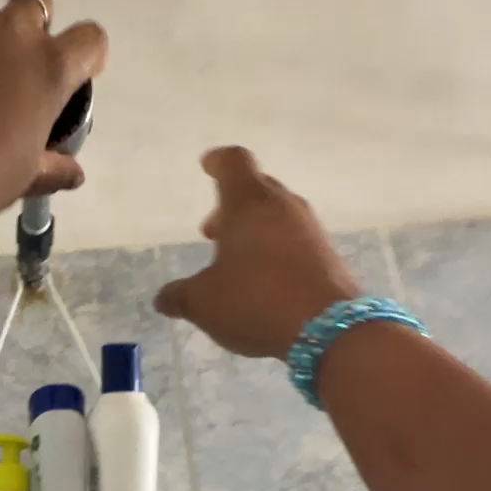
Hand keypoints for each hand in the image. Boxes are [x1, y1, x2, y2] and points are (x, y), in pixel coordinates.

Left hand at [0, 0, 107, 233]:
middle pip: (37, 8)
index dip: (87, 59)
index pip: (89, 40)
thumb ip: (53, 166)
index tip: (75, 81)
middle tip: (19, 83)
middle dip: (36, 35)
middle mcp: (11, 35)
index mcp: (47, 68)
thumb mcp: (24, 178)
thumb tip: (72, 172)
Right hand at [154, 147, 363, 357]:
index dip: (217, 161)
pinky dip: (272, 249)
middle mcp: (282, 207)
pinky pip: (292, 240)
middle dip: (230, 206)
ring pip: (275, 216)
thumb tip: (164, 298)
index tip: (207, 164)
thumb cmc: (254, 301)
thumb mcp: (203, 303)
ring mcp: (309, 230)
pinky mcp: (325, 255)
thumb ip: (180, 296)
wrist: (326, 329)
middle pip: (256, 189)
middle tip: (211, 231)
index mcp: (248, 204)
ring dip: (252, 230)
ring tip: (232, 261)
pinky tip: (259, 279)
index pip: (233, 164)